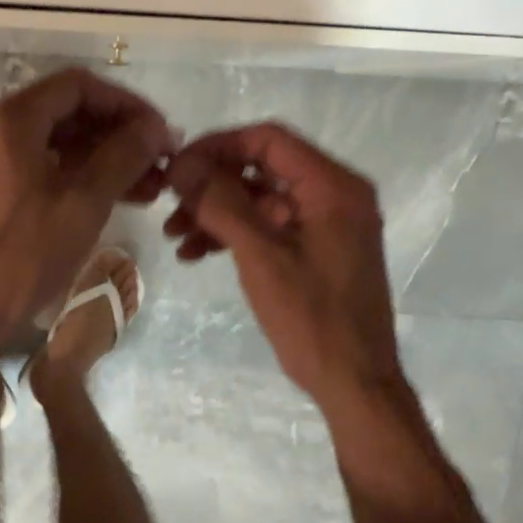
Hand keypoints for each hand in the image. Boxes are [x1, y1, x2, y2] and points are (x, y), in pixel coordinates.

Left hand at [0, 69, 173, 337]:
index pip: (79, 86)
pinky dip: (86, 175)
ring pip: (63, 141)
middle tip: (162, 160)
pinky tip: (126, 196)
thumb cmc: (26, 255)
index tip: (161, 131)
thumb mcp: (85, 202)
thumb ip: (125, 155)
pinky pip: (50, 165)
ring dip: (108, 157)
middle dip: (120, 133)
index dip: (126, 104)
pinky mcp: (0, 185)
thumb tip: (158, 128)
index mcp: (11, 120)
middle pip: (71, 111)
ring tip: (154, 184)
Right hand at [163, 123, 404, 406]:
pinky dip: (232, 235)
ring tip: (174, 236)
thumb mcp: (261, 256)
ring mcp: (326, 224)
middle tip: (168, 204)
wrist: (354, 382)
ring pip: (259, 200)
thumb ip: (220, 203)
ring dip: (215, 212)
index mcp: (333, 186)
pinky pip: (267, 227)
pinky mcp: (316, 250)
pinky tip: (195, 254)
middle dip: (211, 185)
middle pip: (261, 169)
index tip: (176, 168)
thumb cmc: (312, 317)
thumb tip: (180, 164)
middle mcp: (334, 195)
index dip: (217, 147)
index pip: (268, 140)